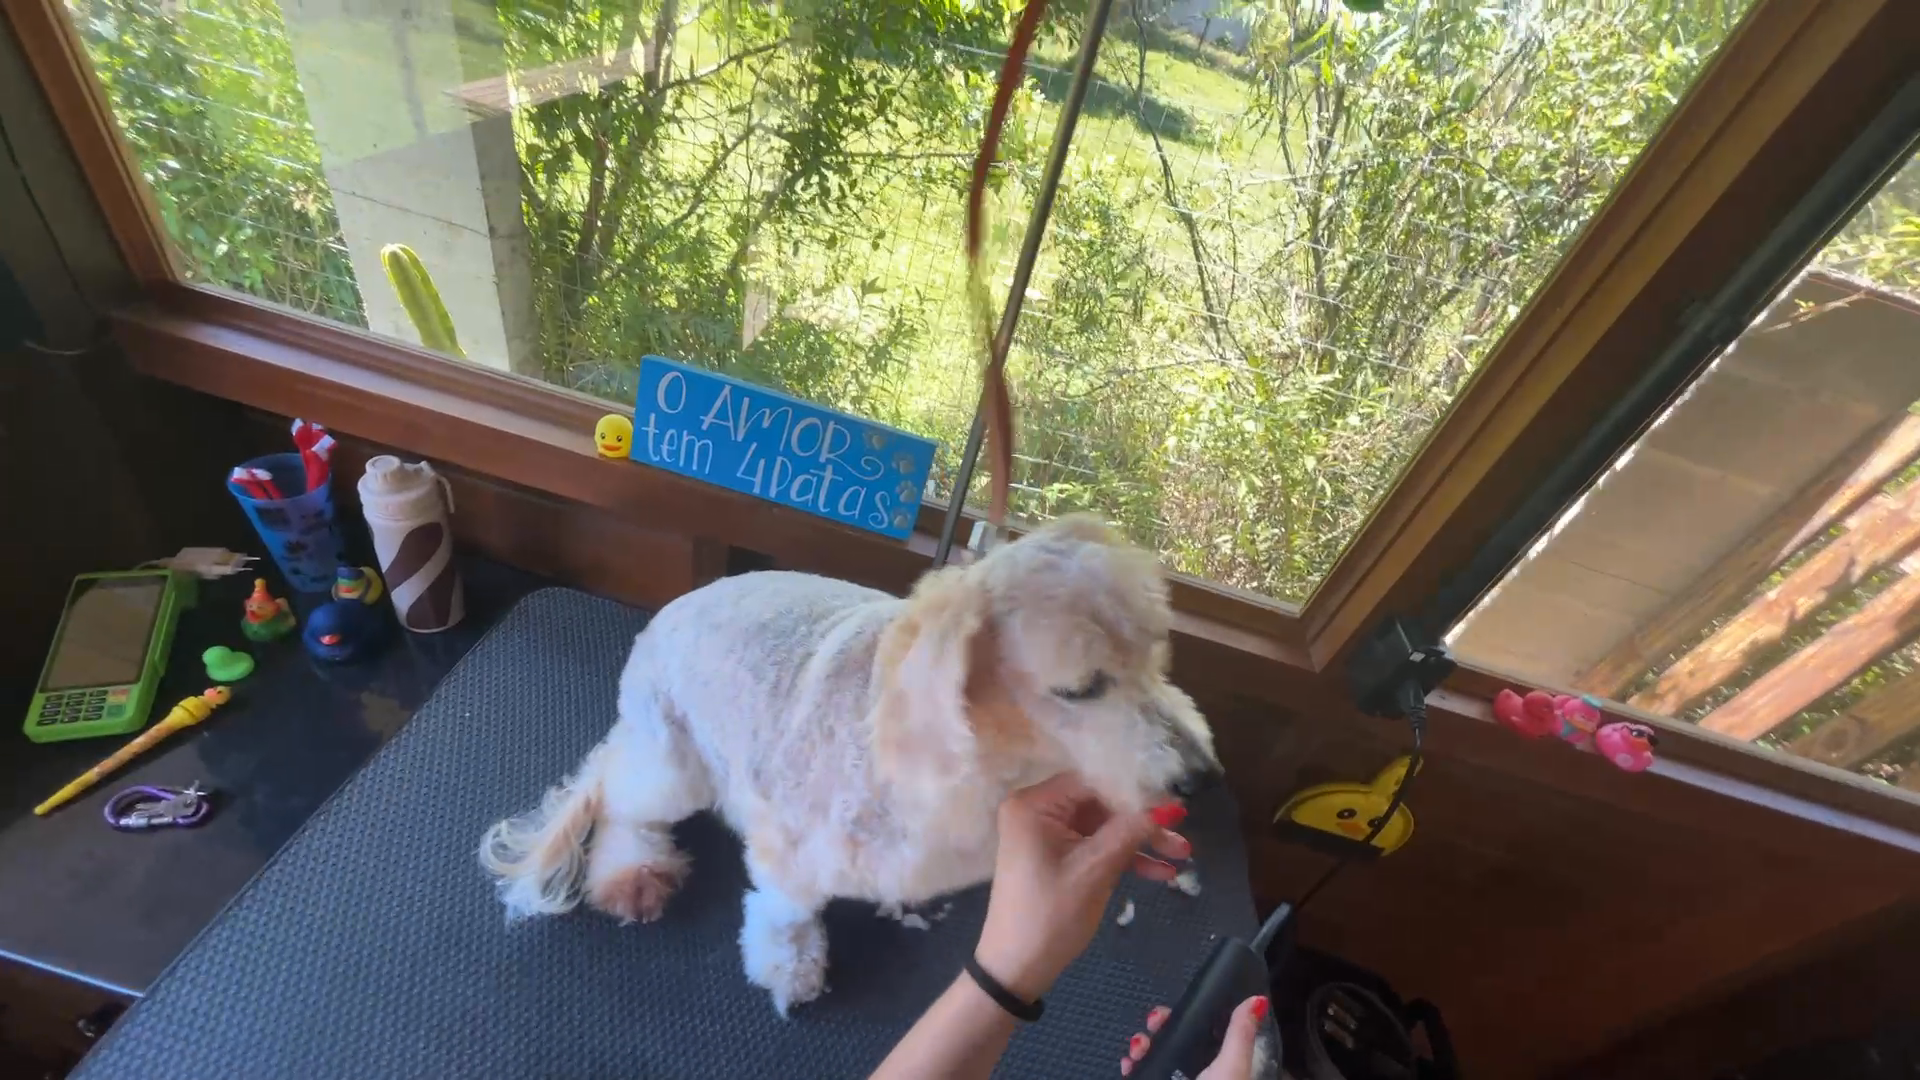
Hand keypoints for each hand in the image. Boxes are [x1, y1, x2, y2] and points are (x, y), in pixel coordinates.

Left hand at [973, 773, 1189, 1001]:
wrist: (1016, 969)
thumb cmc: (1050, 915)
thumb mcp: (1094, 871)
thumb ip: (1129, 831)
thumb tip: (1167, 805)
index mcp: (1034, 804)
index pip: (1091, 782)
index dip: (1133, 793)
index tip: (1173, 807)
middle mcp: (1035, 809)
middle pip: (1098, 803)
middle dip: (1140, 822)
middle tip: (1181, 837)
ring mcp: (1044, 832)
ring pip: (1100, 826)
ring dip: (1137, 841)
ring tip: (1181, 857)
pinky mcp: (1053, 854)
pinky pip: (1091, 844)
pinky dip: (1120, 856)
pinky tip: (1158, 872)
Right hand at [1119, 997, 1268, 1078]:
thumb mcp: (1231, 1068)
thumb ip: (1239, 1035)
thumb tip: (1259, 999)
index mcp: (1224, 1069)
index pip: (1207, 1032)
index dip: (1191, 1015)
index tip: (1176, 1006)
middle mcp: (1201, 1076)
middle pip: (1178, 1040)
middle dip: (1162, 1026)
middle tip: (1153, 1022)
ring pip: (1158, 1055)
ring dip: (1144, 1044)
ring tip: (1137, 1046)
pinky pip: (1143, 1072)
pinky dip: (1134, 1063)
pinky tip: (1129, 1062)